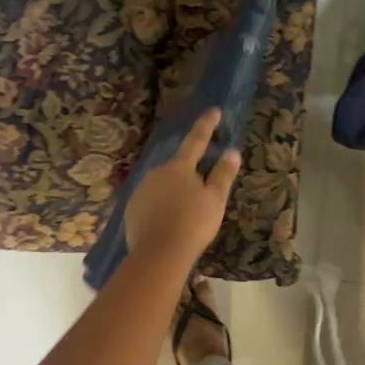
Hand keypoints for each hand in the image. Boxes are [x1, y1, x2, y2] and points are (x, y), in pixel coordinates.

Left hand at [124, 108, 241, 265]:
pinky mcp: (132, 209)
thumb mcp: (215, 200)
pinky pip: (151, 201)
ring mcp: (141, 190)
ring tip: (185, 212)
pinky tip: (168, 221)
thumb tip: (232, 152)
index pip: (196, 140)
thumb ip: (223, 174)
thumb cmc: (192, 223)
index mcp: (180, 167)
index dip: (207, 125)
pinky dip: (161, 206)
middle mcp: (157, 172)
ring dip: (174, 191)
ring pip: (163, 184)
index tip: (213, 110)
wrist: (158, 254)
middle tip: (202, 188)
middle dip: (190, 172)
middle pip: (178, 167)